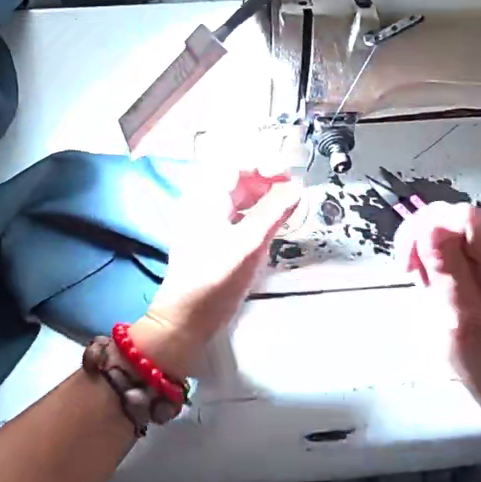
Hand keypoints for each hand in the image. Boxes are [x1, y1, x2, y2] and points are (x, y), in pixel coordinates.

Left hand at [135, 168, 304, 376]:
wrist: (185, 319)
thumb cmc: (212, 281)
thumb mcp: (249, 243)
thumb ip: (273, 212)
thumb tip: (295, 188)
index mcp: (205, 197)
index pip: (235, 162)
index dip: (263, 162)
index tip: (287, 174)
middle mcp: (203, 203)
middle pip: (237, 176)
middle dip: (267, 178)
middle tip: (292, 189)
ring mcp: (206, 221)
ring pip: (238, 195)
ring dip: (264, 195)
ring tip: (287, 204)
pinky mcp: (212, 239)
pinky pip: (237, 214)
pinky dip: (257, 212)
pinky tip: (272, 223)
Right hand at [393, 203, 480, 419]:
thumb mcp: (463, 322)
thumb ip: (448, 274)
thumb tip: (429, 229)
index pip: (464, 216)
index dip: (431, 228)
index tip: (413, 260)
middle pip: (449, 215)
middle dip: (420, 235)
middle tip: (409, 269)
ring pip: (440, 226)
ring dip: (418, 245)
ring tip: (415, 276)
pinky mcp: (469, 264)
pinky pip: (439, 243)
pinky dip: (423, 255)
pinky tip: (422, 279)